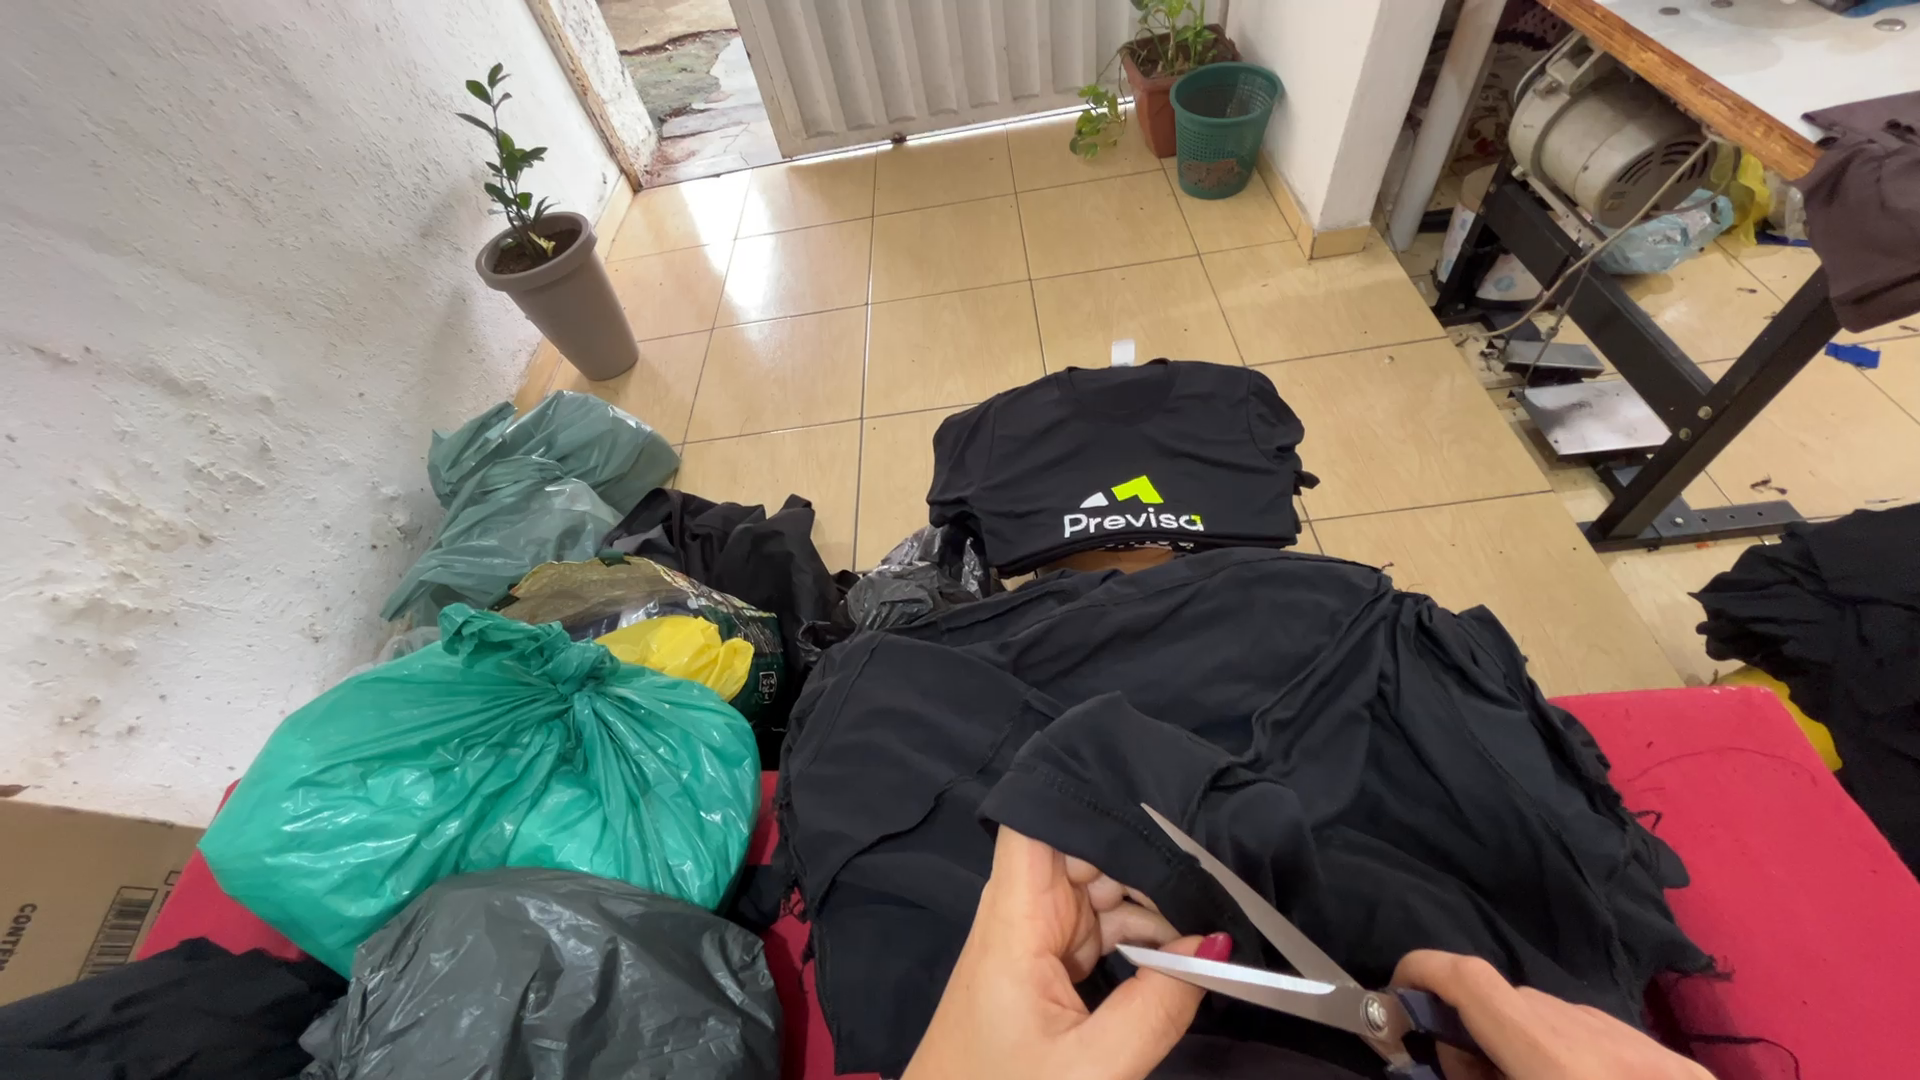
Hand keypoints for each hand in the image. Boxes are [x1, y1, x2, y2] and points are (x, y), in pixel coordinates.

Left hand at [902, 826, 1232, 1079]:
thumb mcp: (1089, 1069)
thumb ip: (1156, 1009)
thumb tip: (1216, 945)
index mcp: (1016, 912)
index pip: (1035, 818)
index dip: (1082, 793)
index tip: (1148, 788)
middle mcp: (1024, 905)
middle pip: (1082, 846)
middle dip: (1141, 848)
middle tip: (1213, 857)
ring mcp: (1039, 928)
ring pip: (1099, 882)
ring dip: (1149, 894)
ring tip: (1214, 901)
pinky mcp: (1052, 954)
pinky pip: (1103, 921)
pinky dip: (1141, 930)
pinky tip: (1185, 940)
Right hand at [1393, 950, 1712, 1079]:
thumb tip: (1451, 1055)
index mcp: (1560, 1067)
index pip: (1470, 979)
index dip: (1421, 971)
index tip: (1398, 1000)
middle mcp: (1607, 1045)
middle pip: (1510, 999)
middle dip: (1471, 1024)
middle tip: (1463, 1075)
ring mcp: (1657, 1055)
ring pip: (1558, 1015)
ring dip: (1522, 1038)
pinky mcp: (1687, 1072)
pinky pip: (1607, 1038)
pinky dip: (1571, 1053)